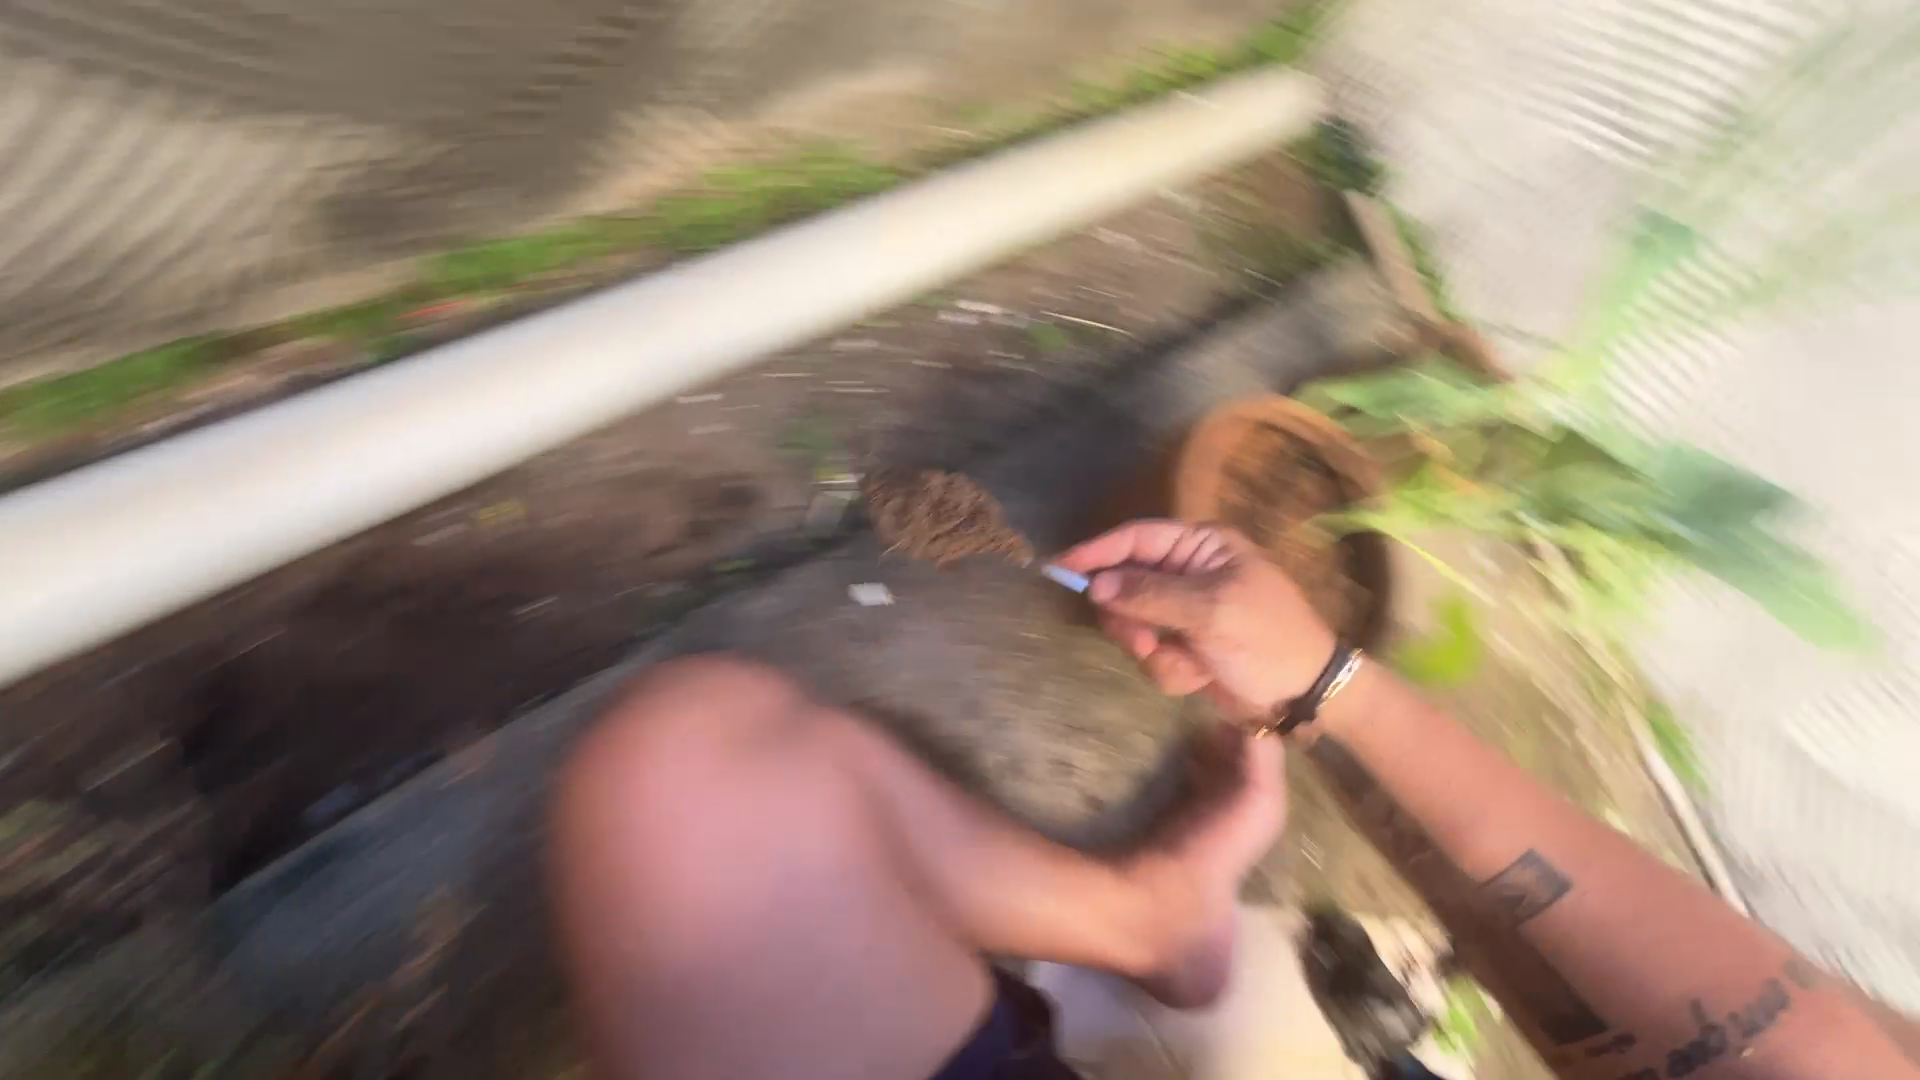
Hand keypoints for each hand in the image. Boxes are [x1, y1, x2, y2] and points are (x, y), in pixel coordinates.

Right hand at [1056, 519, 1336, 720]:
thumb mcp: (1211, 612)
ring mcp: (1184, 612)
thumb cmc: (1267, 639)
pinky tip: (1201, 676)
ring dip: (1156, 652)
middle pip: (1125, 586)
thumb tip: (1096, 586)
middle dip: (1133, 621)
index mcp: (1201, 548)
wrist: (1305, 696)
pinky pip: (1153, 655)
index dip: (1097, 552)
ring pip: (1135, 627)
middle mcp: (1188, 573)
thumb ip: (1149, 595)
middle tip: (1144, 641)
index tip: (1060, 567)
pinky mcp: (1184, 645)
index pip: (1136, 539)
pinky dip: (1172, 670)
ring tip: (1188, 663)